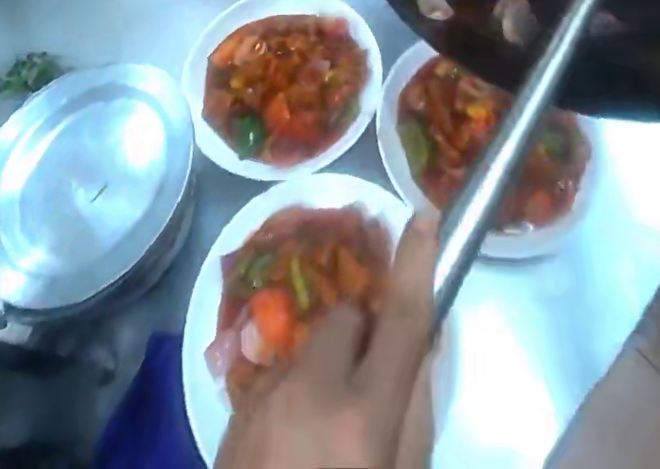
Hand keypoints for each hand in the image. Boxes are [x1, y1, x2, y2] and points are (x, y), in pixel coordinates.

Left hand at [217, 213, 440, 468]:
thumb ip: (418, 411)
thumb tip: (423, 342)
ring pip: (309, 347)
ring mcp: (264, 398)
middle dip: (362, 337)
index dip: (418, 262)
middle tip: (368, 389)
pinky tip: (292, 445)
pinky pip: (278, 373)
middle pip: (346, 318)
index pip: (403, 321)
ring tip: (325, 431)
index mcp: (364, 418)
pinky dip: (295, 390)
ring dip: (327, 368)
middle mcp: (309, 392)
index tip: (424, 214)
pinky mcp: (234, 411)